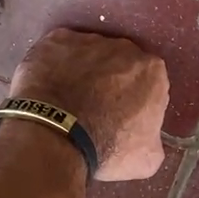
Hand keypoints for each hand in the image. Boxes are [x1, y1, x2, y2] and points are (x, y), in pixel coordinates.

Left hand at [8, 28, 168, 181]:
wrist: (56, 137)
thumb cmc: (107, 147)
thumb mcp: (147, 157)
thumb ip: (152, 135)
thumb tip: (146, 135)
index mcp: (151, 71)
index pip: (148, 82)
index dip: (134, 100)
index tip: (122, 116)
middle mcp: (123, 47)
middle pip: (119, 62)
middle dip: (110, 80)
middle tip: (94, 107)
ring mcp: (87, 40)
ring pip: (88, 54)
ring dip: (81, 71)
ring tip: (65, 99)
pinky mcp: (55, 40)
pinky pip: (58, 50)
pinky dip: (54, 64)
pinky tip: (46, 85)